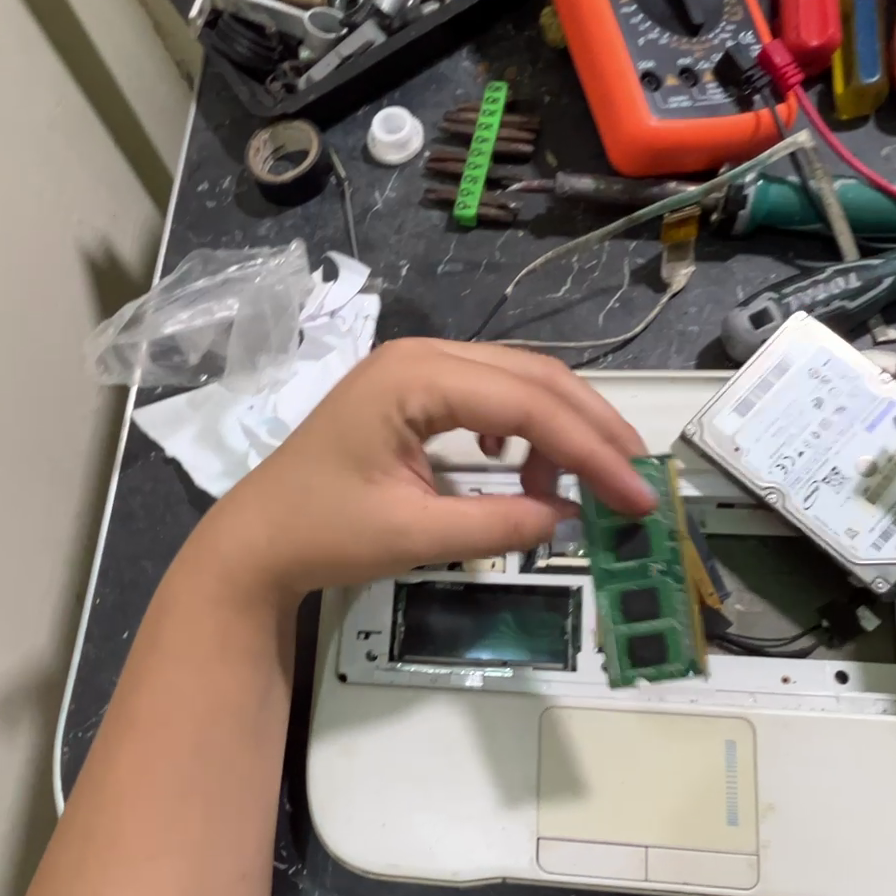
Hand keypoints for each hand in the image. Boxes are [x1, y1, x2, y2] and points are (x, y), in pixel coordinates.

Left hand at [193, 339, 655, 599]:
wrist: (257, 539)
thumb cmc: (323, 533)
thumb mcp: (416, 535)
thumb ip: (500, 525)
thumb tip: (570, 517)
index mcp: (417, 377)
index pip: (529, 403)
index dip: (591, 450)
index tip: (637, 495)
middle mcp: (423, 355)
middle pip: (534, 378)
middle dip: (592, 429)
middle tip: (637, 479)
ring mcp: (417, 369)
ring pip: (518, 383)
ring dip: (561, 429)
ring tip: (582, 484)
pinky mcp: (414, 392)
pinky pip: (489, 396)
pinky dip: (523, 429)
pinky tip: (522, 463)